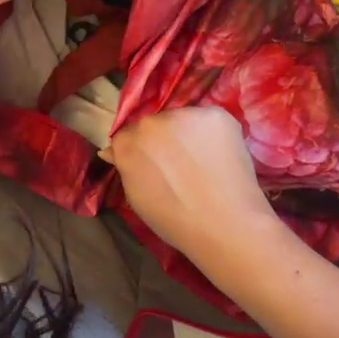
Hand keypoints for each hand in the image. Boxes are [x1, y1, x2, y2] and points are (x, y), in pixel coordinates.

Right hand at [106, 107, 279, 265]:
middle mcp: (152, 122)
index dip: (142, 152)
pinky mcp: (216, 114)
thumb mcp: (137, 198)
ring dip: (187, 134)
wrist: (225, 224)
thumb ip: (126, 168)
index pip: (128, 136)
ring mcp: (185, 115)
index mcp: (127, 143)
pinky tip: (219, 155)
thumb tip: (113, 151)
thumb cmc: (175, 220)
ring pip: (182, 120)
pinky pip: (209, 120)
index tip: (154, 167)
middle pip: (154, 125)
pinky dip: (212, 133)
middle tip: (180, 164)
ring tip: (202, 160)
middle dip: (163, 139)